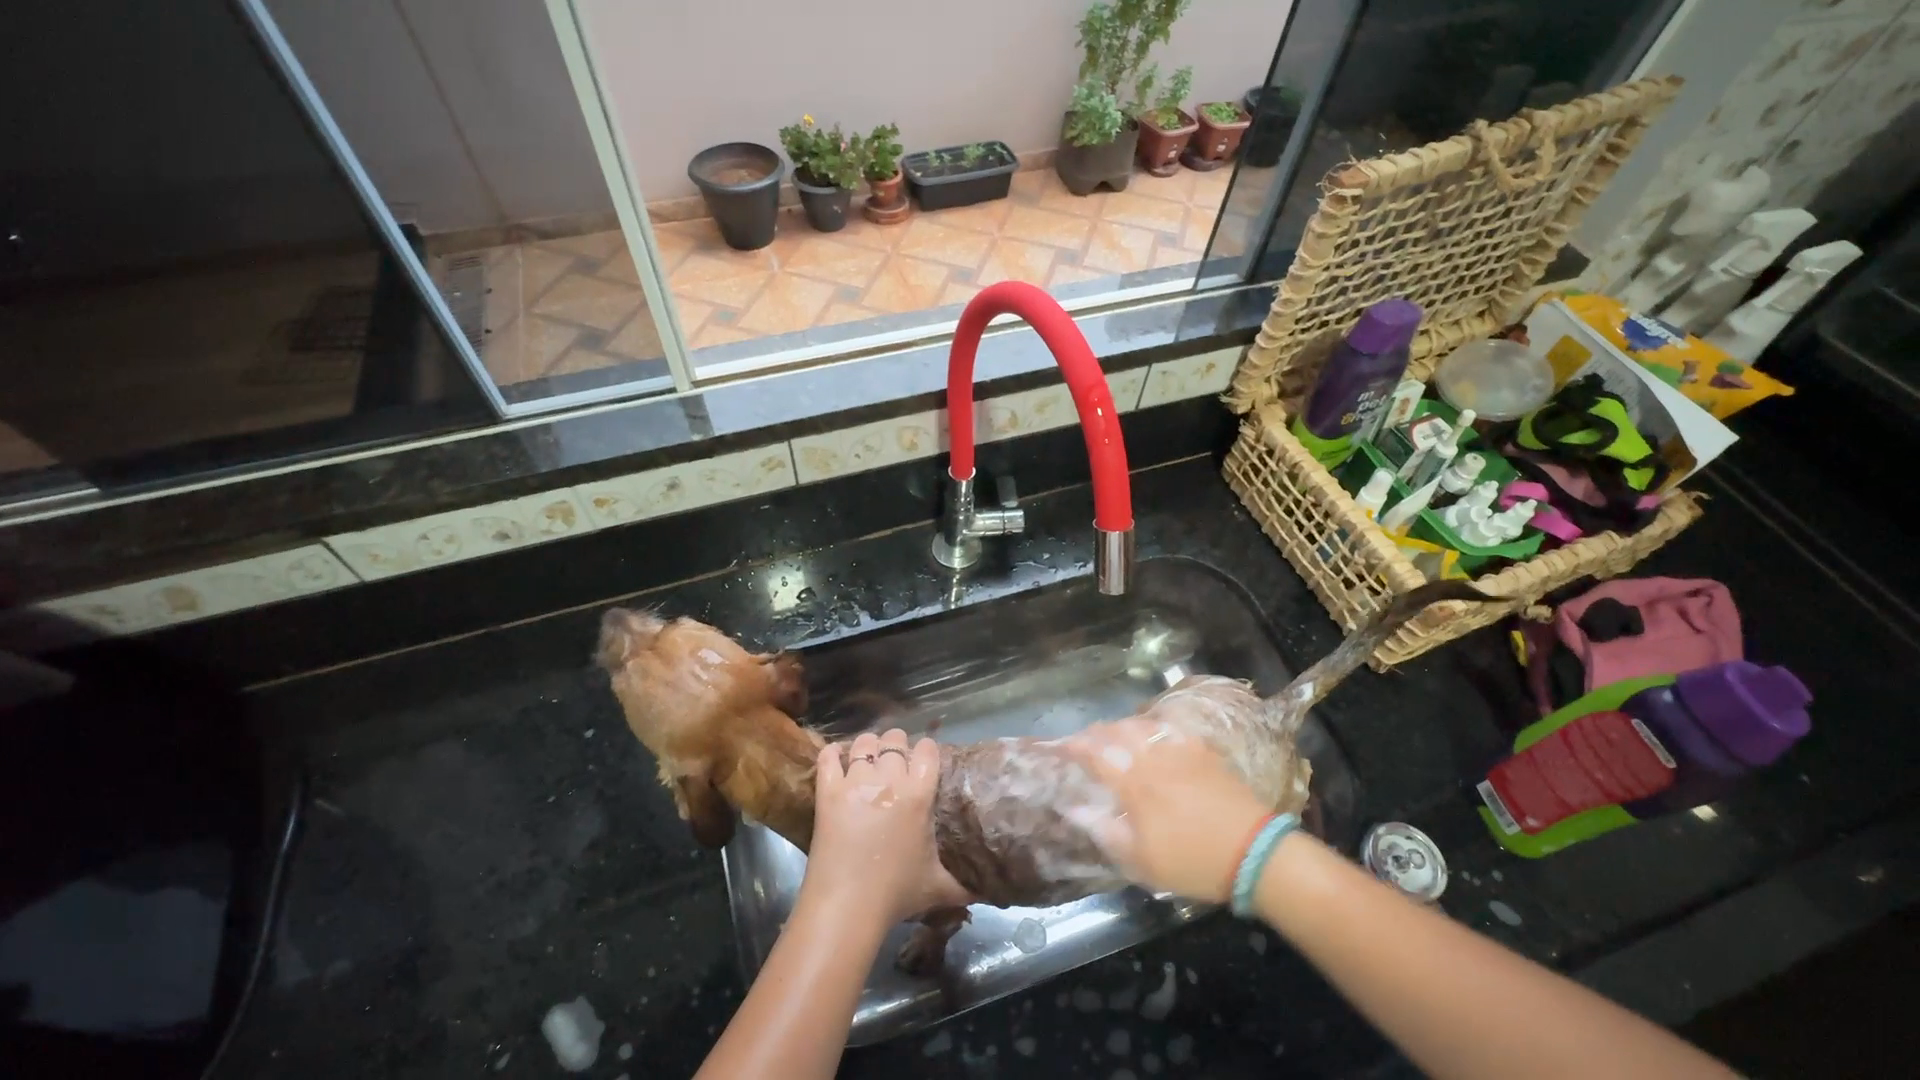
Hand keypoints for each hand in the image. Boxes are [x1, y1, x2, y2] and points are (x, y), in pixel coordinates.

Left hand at [805, 729, 966, 922]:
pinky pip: (828, 757)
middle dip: (897, 745)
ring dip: (868, 746)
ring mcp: (855, 783)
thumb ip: (968, 886)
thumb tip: (990, 892)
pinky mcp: (827, 792)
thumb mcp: (940, 888)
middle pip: (894, 741)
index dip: (927, 750)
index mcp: (919, 795)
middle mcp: (889, 779)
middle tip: (895, 759)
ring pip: (863, 744)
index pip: (927, 751)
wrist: (848, 905)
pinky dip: (832, 753)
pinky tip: (837, 757)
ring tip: (868, 757)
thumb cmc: (897, 893)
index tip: (925, 757)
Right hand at [1064, 719, 1273, 901]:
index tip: (1061, 747)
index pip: (1095, 753)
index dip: (1074, 746)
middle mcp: (1154, 757)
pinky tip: (1153, 738)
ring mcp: (1182, 751)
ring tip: (1115, 737)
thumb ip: (1103, 830)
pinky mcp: (1204, 752)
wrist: (1253, 853)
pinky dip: (1153, 728)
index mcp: (1134, 783)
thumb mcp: (1139, 860)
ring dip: (1122, 727)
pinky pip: (1171, 729)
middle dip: (1096, 733)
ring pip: (1143, 725)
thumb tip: (1074, 808)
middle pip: (1117, 730)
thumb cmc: (1190, 861)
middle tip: (1085, 743)